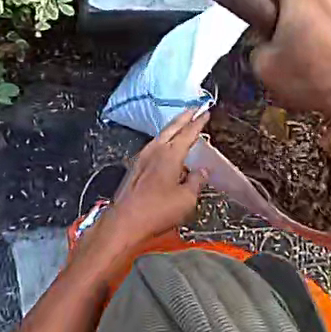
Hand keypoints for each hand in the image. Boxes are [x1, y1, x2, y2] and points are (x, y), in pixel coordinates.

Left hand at [88, 105, 210, 254]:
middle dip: (184, 118)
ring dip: (172, 128)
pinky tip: (165, 148)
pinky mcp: (135, 168)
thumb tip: (202, 172)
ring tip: (181, 125)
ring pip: (160, 136)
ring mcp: (142, 158)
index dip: (198, 123)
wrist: (125, 222)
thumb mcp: (186, 199)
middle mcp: (155, 151)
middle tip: (193, 109)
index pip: (188, 133)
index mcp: (170, 155)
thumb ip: (196, 182)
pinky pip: (153, 146)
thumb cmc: (157, 211)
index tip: (205, 113)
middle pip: (171, 128)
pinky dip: (163, 141)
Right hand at [250, 0, 330, 127]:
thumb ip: (256, 46)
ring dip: (304, 30)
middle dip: (283, 16)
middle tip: (278, 47)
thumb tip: (265, 46)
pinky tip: (322, 65)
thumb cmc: (317, 73)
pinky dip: (323, 40)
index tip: (260, 25)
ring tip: (302, 61)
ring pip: (311, 10)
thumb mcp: (263, 65)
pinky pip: (329, 24)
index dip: (258, 3)